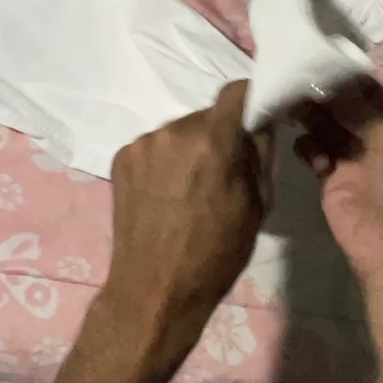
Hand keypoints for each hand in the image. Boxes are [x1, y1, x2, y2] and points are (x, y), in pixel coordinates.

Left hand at [98, 80, 273, 350]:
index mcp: (213, 143)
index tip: (255, 112)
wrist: (155, 290)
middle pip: (205, 116)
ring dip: (189, 148)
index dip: (249, 97)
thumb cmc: (216, 254)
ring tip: (189, 188)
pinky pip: (154, 147)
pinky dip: (164, 161)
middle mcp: (174, 132)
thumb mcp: (258, 206)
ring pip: (178, 132)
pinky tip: (164, 194)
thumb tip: (261, 122)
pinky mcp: (121, 158)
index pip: (234, 92)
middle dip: (218, 135)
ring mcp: (142, 144)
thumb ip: (261, 154)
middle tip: (222, 169)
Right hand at [294, 78, 382, 284]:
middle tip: (293, 81)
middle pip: (345, 107)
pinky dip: (308, 147)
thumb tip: (330, 80)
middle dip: (322, 95)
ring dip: (311, 117)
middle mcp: (381, 138)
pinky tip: (309, 151)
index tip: (313, 60)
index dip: (344, 77)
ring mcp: (356, 161)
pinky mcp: (333, 181)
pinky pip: (315, 153)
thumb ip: (359, 107)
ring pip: (327, 127)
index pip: (370, 92)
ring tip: (292, 110)